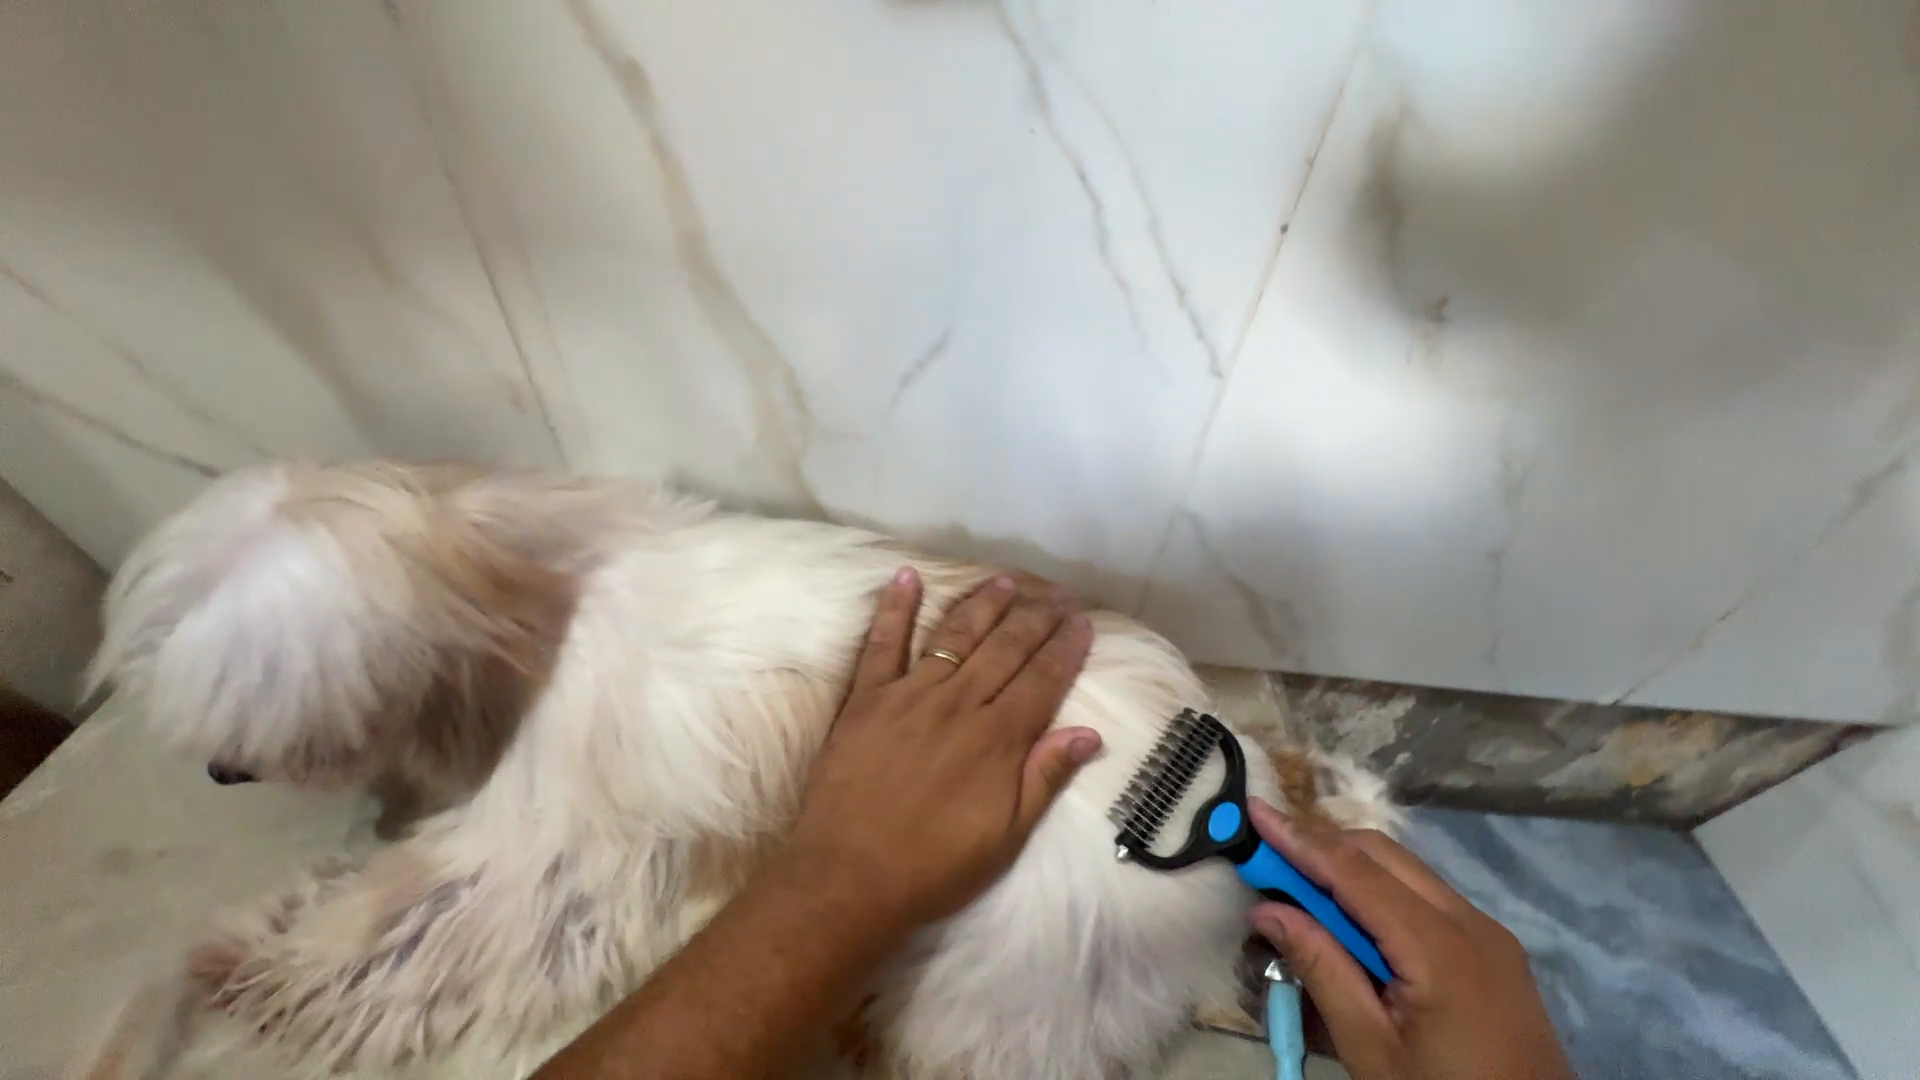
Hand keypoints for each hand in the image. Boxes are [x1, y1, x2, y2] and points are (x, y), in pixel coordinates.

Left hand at [783, 568, 1099, 931]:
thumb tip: (1090, 733)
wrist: (849, 875)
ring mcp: (910, 693)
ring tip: (1006, 580)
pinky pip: (883, 641)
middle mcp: (959, 702)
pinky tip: (908, 576)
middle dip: (1036, 617)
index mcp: (997, 738)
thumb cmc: (935, 865)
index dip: (1066, 648)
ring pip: (956, 634)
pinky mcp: (867, 696)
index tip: (1082, 622)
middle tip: (1056, 594)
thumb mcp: (1006, 836)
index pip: (1043, 679)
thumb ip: (1045, 777)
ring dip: (984, 603)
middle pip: (1006, 647)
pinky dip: (895, 607)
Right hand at [1246, 800, 1575, 1079]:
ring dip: (1346, 864)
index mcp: (1439, 947)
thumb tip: (1265, 909)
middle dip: (1319, 844)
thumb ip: (1320, 969)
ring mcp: (1487, 931)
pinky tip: (1349, 917)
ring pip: (1402, 867)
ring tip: (1297, 885)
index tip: (1252, 811)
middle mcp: (1470, 921)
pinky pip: (1423, 893)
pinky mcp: (1492, 947)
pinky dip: (1377, 888)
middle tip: (1267, 857)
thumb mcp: (1371, 1049)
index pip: (1353, 869)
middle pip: (1379, 853)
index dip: (1298, 838)